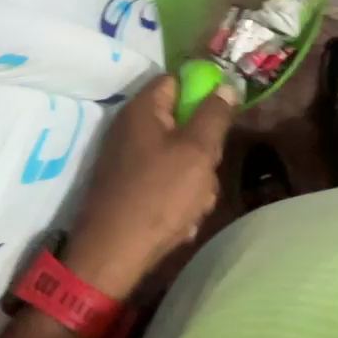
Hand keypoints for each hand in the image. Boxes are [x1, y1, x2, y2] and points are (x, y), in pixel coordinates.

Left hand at [64, 74, 234, 299]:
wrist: (111, 257)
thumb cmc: (158, 195)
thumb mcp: (197, 151)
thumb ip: (214, 114)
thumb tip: (225, 85)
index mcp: (143, 109)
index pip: (178, 81)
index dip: (204, 92)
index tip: (223, 117)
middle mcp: (130, 129)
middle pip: (181, 122)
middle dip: (203, 148)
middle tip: (209, 169)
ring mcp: (127, 160)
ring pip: (177, 157)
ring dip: (194, 180)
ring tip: (194, 205)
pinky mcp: (127, 189)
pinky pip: (163, 183)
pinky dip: (176, 199)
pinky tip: (180, 222)